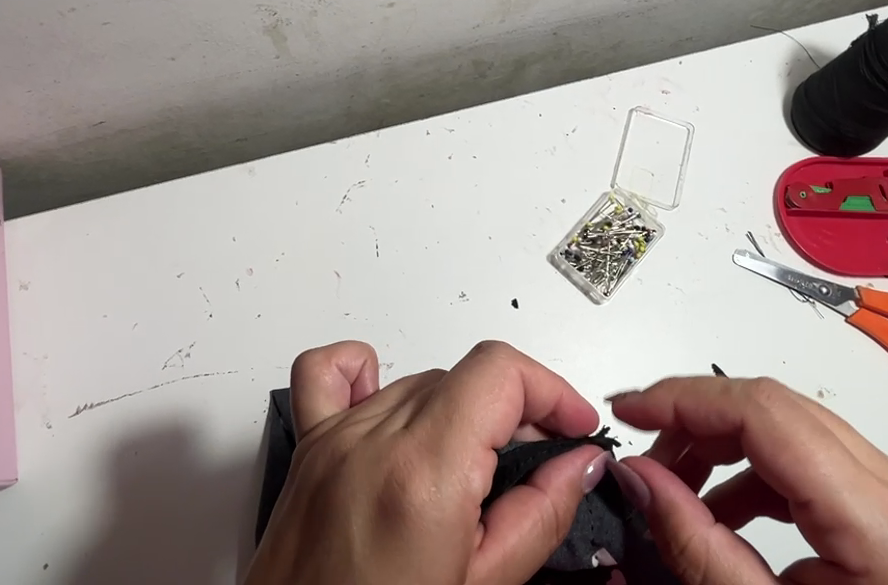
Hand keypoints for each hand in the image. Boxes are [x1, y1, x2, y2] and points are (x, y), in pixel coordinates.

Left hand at [246, 340, 610, 584]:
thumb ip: (540, 516)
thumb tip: (579, 462)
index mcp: (424, 474)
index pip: (499, 371)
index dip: (550, 390)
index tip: (573, 423)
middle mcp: (374, 441)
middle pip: (465, 377)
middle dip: (516, 412)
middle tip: (537, 466)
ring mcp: (334, 439)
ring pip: (418, 381)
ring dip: (461, 409)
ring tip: (474, 468)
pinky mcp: (308, 448)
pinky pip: (325, 373)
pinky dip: (365, 372)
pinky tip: (392, 404)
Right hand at [608, 376, 887, 584]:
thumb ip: (698, 547)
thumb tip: (637, 474)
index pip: (766, 415)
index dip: (685, 400)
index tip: (627, 412)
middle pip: (779, 409)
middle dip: (696, 418)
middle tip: (641, 450)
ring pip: (794, 427)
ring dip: (723, 443)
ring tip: (673, 483)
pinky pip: (816, 462)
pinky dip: (757, 472)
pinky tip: (722, 509)